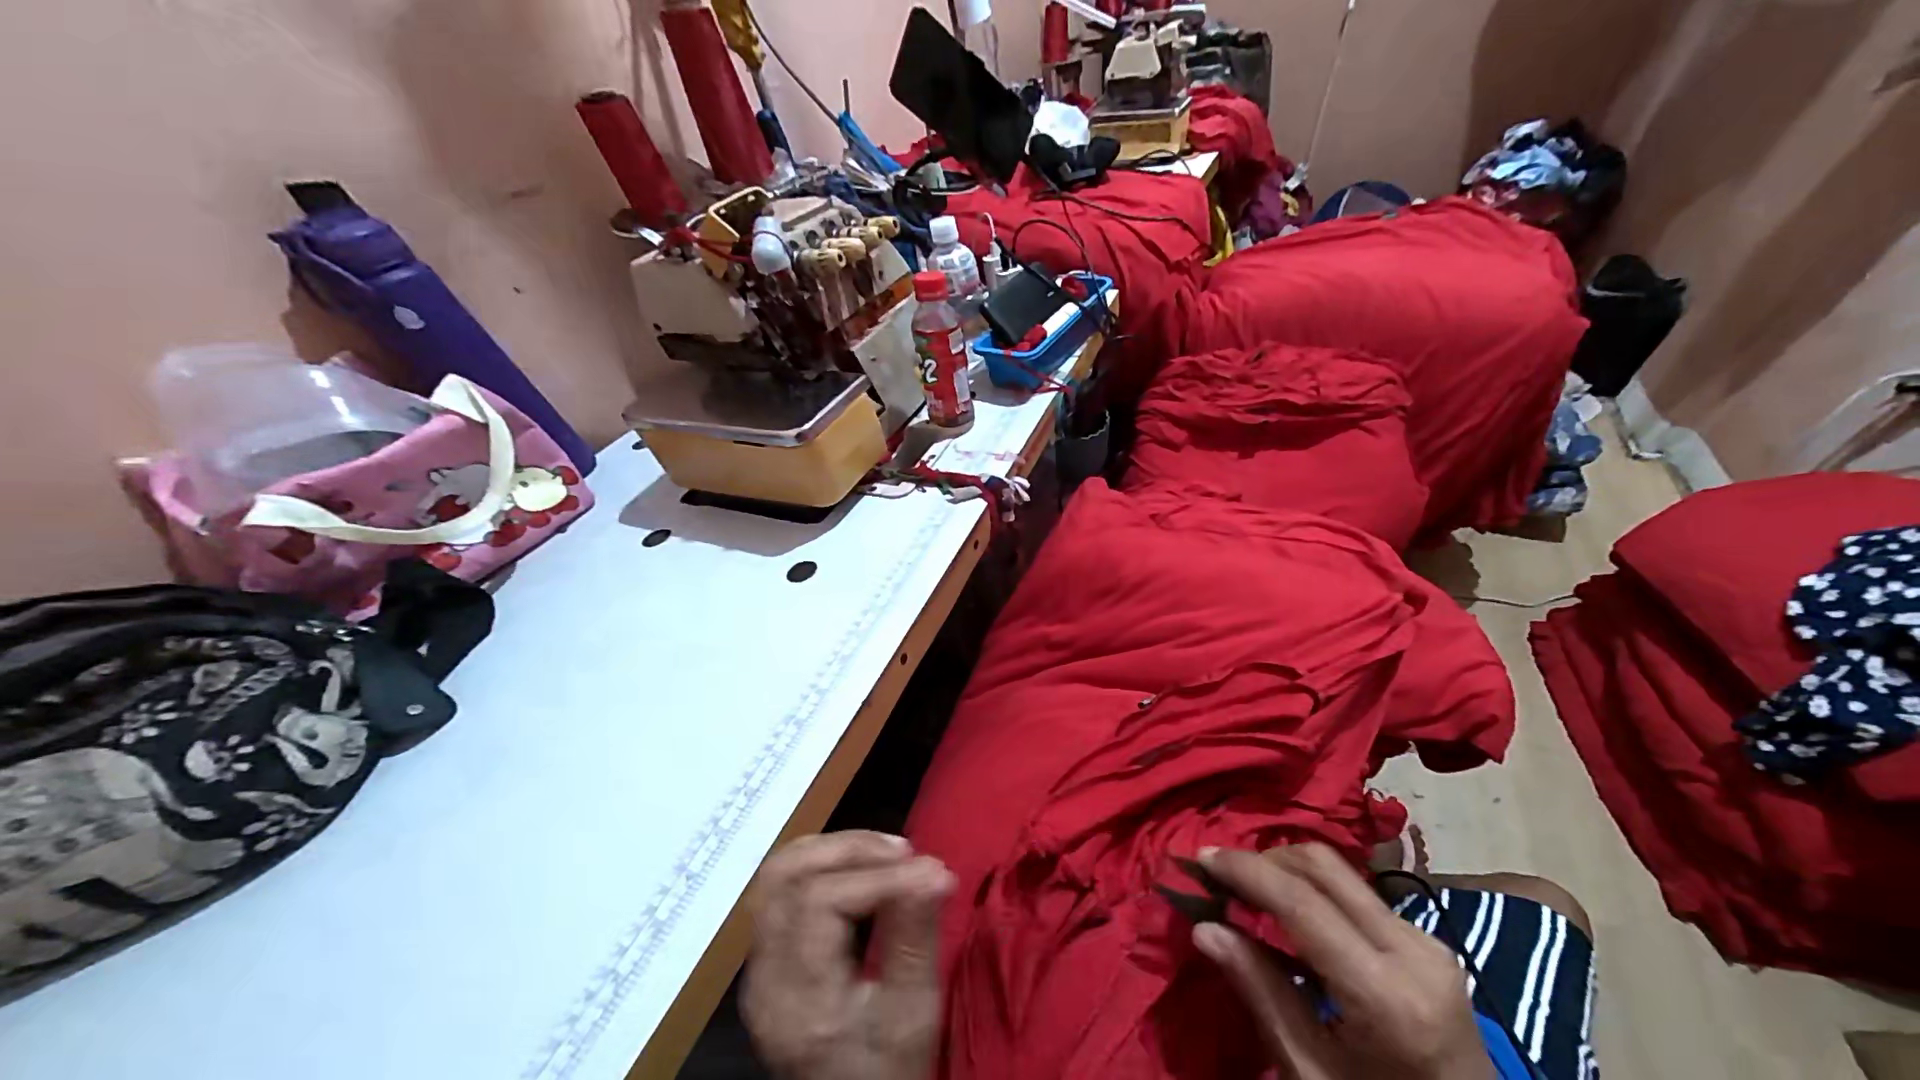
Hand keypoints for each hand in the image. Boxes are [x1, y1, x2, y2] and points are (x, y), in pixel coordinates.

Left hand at [741, 831, 955, 1079]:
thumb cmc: (890, 1069)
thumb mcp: (914, 1012)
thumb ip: (916, 935)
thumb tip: (934, 867)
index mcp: (800, 995)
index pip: (820, 901)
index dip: (876, 875)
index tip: (928, 868)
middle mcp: (765, 976)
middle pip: (786, 877)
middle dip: (847, 848)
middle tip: (902, 850)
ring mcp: (757, 968)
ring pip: (777, 876)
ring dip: (831, 850)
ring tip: (883, 853)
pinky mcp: (764, 962)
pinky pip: (781, 892)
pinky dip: (820, 866)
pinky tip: (859, 870)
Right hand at [1192, 843, 1493, 1079]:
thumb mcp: (1311, 1071)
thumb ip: (1261, 993)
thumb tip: (1204, 928)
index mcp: (1385, 995)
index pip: (1301, 902)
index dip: (1245, 871)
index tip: (1200, 858)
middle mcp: (1412, 951)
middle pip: (1323, 867)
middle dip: (1263, 860)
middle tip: (1221, 875)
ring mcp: (1428, 941)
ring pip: (1340, 872)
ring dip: (1286, 870)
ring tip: (1247, 892)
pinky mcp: (1429, 940)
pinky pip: (1357, 893)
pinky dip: (1312, 889)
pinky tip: (1289, 914)